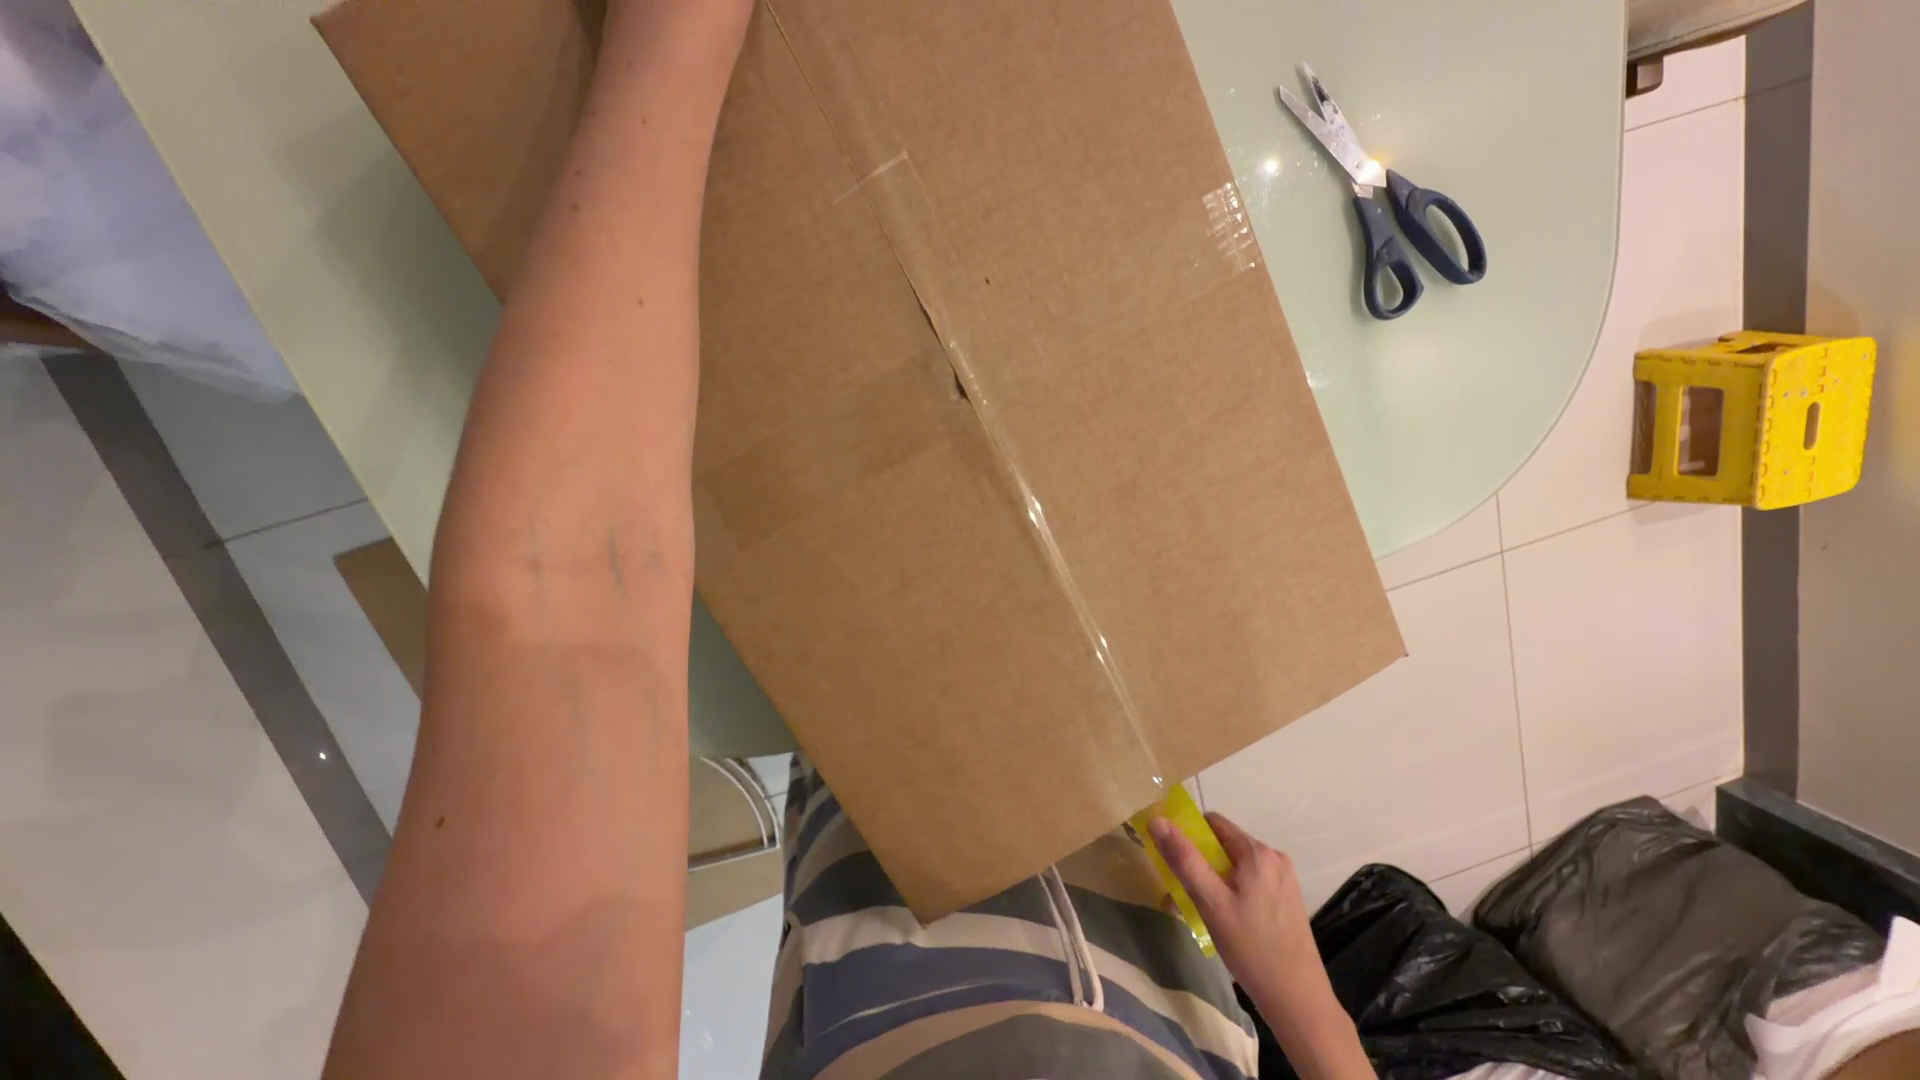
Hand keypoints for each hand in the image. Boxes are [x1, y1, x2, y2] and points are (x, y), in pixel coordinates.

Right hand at [1149, 812, 1328, 1010]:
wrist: (1297, 998)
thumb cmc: (1250, 947)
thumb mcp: (1210, 902)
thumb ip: (1184, 859)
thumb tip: (1157, 820)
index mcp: (1257, 852)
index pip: (1213, 823)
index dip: (1188, 836)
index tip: (1174, 862)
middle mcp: (1275, 857)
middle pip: (1225, 845)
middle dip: (1200, 864)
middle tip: (1184, 894)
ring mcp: (1285, 879)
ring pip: (1237, 866)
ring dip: (1215, 880)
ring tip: (1203, 912)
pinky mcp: (1288, 899)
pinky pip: (1252, 882)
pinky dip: (1233, 892)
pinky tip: (1227, 921)